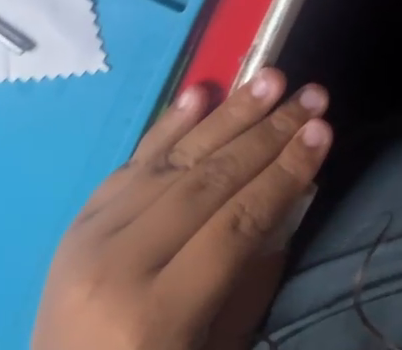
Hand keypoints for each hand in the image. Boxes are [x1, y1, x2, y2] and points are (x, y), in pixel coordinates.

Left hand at [32, 69, 331, 349]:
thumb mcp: (215, 347)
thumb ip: (252, 274)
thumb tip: (292, 194)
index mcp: (155, 314)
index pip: (236, 224)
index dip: (284, 174)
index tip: (324, 131)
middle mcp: (119, 265)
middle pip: (209, 181)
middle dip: (270, 134)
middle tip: (312, 97)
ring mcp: (91, 237)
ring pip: (175, 159)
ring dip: (230, 114)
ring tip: (273, 79)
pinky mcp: (78, 222)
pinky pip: (133, 161)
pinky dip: (171, 124)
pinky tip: (201, 92)